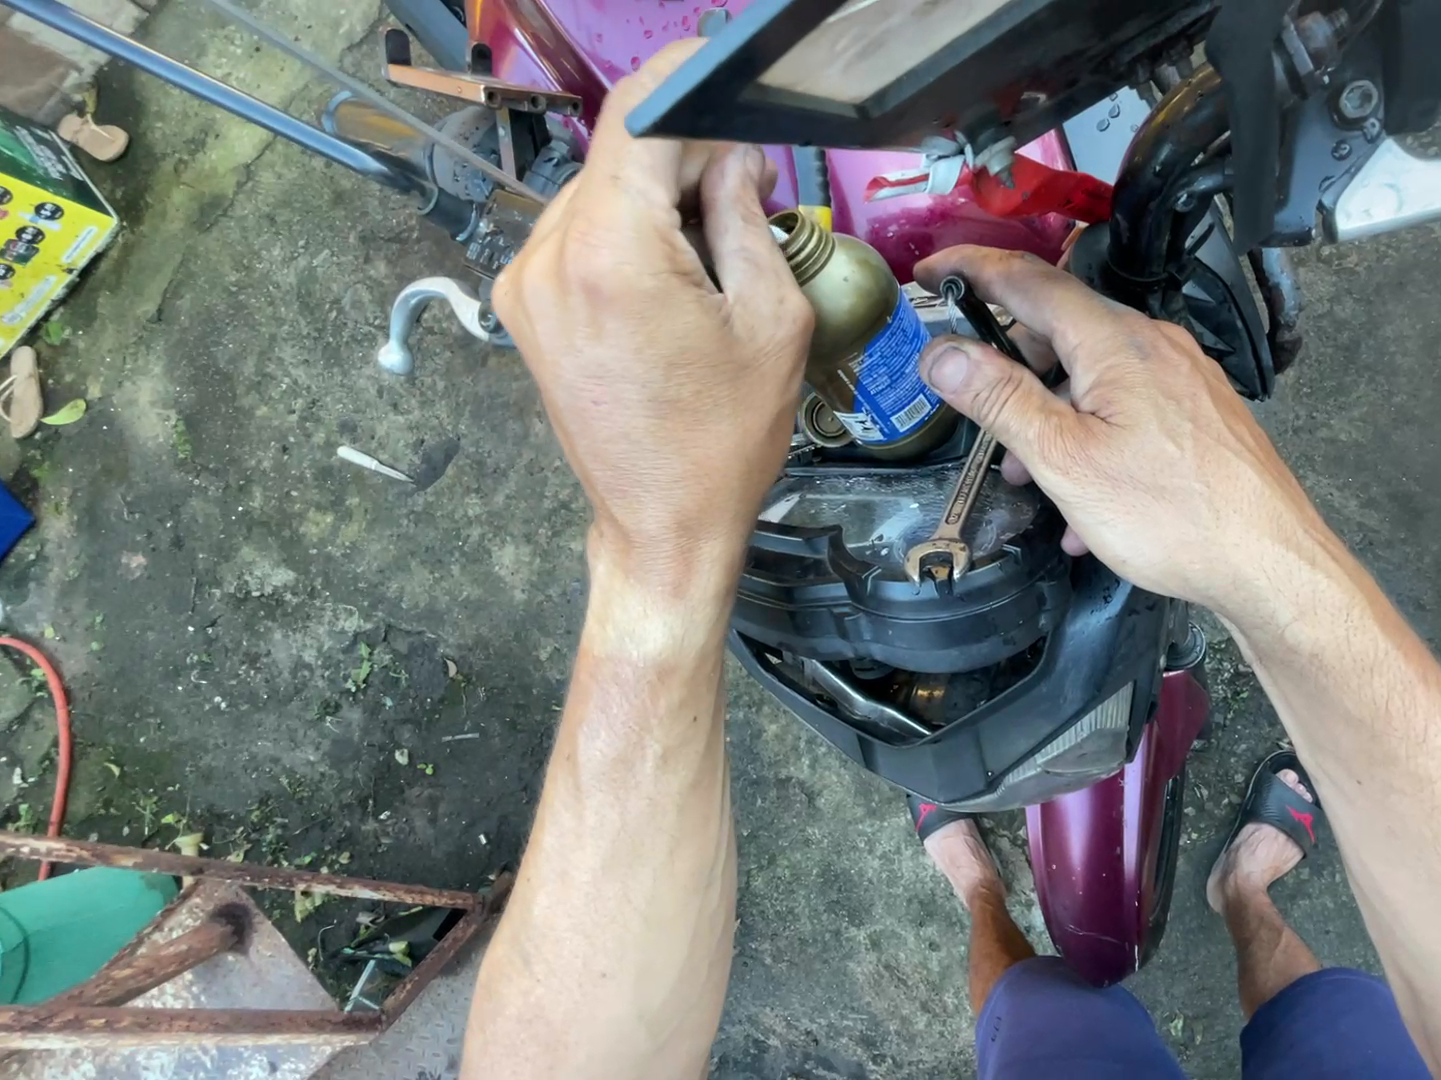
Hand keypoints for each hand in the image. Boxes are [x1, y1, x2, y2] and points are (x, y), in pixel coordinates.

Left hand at [493, 42, 812, 592]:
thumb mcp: (772, 324)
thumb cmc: (726, 439)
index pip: (640, 120)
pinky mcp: (524, 310)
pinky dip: (627, 237)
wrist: (664, 521)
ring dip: (657, 203)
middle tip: (747, 192)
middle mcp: (548, 255)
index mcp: (614, 253)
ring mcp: (524, 284)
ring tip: (713, 249)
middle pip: (619, 160)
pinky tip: (672, 278)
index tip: (721, 71)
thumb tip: (732, 161)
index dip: (686, 81)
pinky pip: (578, 240)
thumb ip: (747, 221)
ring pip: (598, 199)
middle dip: (685, 161)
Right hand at [912, 247, 1331, 619]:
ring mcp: (1183, 378)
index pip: (1029, 280)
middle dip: (1012, 369)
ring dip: (1051, 414)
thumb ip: (1001, 400)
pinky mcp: (1199, 414)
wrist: (1268, 564)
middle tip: (980, 412)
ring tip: (1032, 477)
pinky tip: (1086, 502)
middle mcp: (1154, 344)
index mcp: (1115, 342)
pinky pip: (1127, 410)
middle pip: (1061, 330)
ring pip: (1094, 377)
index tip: (931, 270)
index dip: (972, 267)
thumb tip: (940, 354)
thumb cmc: (1169, 515)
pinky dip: (1092, 439)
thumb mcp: (1066, 459)